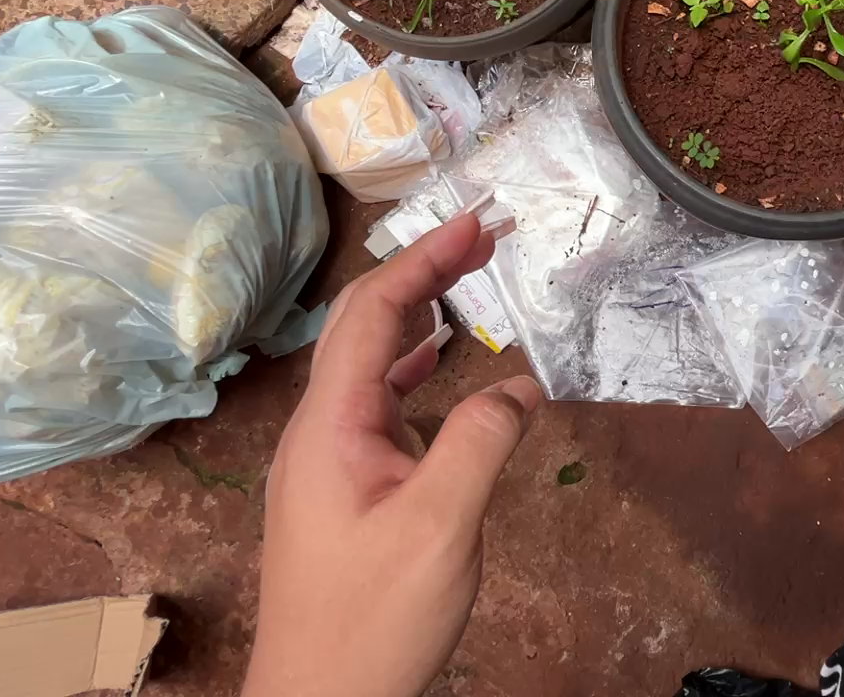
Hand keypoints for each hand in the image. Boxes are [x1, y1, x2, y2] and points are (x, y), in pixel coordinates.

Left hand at [243, 215, 541, 696]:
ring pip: (373, 356)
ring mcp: (332, 454)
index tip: (477, 224)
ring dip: (422, 308)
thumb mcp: (440, 527)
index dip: (424, 260)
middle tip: (485, 236)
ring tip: (471, 275)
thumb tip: (522, 385)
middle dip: (423, 270)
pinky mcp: (350, 478)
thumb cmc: (373, 618)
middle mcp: (322, 427)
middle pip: (366, 323)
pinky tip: (443, 356)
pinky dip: (418, 358)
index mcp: (330, 426)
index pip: (373, 315)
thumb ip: (481, 441)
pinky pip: (383, 395)